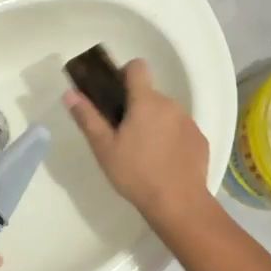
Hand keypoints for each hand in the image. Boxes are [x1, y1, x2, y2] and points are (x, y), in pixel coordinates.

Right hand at [65, 58, 211, 224]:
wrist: (178, 202)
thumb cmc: (135, 173)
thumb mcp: (104, 148)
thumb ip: (88, 118)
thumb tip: (70, 93)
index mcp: (145, 102)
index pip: (137, 67)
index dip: (125, 74)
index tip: (115, 94)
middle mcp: (170, 105)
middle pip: (150, 95)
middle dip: (137, 108)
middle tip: (123, 136)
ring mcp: (188, 122)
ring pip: (166, 113)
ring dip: (154, 124)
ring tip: (144, 154)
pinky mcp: (200, 140)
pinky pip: (180, 131)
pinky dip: (171, 140)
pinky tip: (163, 163)